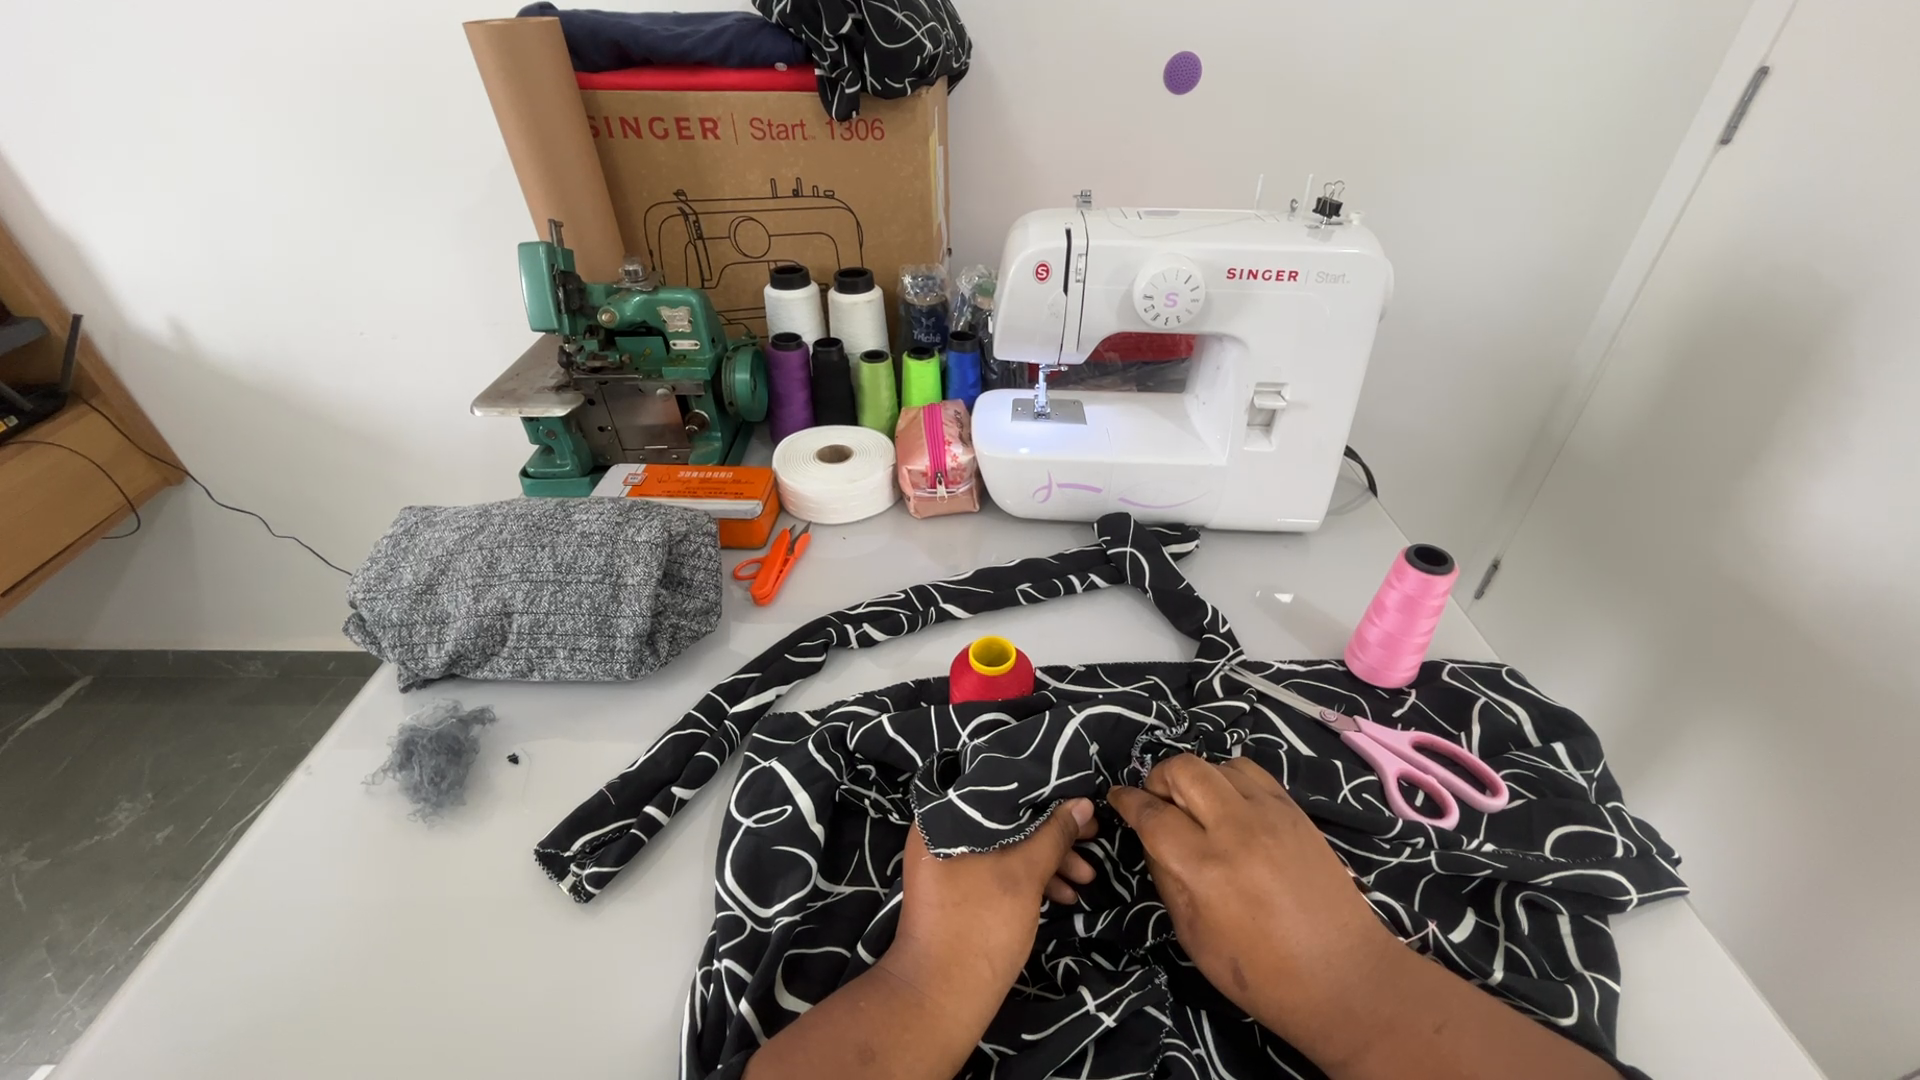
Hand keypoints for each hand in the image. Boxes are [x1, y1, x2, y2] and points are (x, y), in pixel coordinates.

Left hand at [746, 800, 1099, 1079]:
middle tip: (1093, 836)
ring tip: (1087, 876)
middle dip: (1052, 831)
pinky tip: (1065, 896)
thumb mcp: (1024, 874)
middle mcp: (941, 831)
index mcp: (944, 815)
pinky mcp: (959, 890)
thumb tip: (1083, 802)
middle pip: (1006, 818)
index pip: (998, 784)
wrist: (939, 999)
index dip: (1042, 789)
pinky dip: (1029, 878)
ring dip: (1048, 858)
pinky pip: (998, 869)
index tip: (1078, 793)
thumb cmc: (979, 925)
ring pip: (1006, 846)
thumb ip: (1054, 834)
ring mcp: (949, 863)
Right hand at [1107, 755, 1399, 1038]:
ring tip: (1197, 807)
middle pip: (1182, 770)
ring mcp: (1270, 815)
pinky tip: (1231, 806)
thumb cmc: (1262, 974)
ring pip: (1217, 764)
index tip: (1118, 799)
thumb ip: (1166, 878)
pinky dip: (1230, 780)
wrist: (1347, 979)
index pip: (1151, 813)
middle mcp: (1235, 829)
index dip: (1126, 801)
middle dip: (1158, 779)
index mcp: (1204, 867)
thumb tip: (1151, 840)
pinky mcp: (1296, 812)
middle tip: (1158, 803)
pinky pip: (1252, 773)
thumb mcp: (1194, 936)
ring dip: (1196, 779)